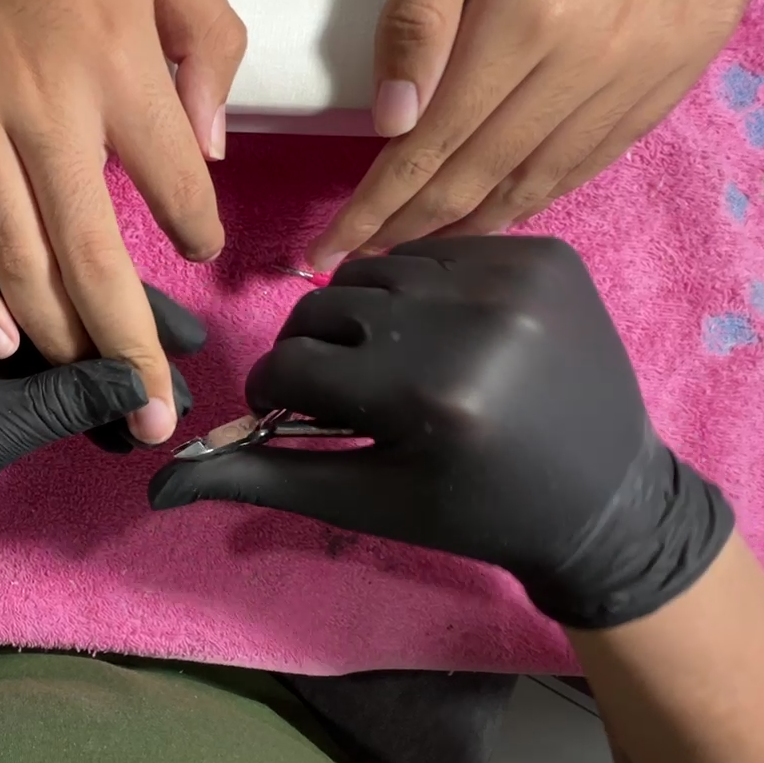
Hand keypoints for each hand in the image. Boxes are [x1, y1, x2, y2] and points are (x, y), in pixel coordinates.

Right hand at [0, 0, 245, 443]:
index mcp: (115, 61)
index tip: (203, 259)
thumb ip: (202, 47)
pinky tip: (0, 339)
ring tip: (84, 383)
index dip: (198, 235)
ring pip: (20, 262)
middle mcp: (44, 109)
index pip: (175, 186)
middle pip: (95, 260)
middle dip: (129, 352)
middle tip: (152, 415)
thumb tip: (207, 150)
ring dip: (58, 336)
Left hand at [0, 281, 205, 631]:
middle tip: (177, 391)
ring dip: (99, 392)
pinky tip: (109, 432)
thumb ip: (65, 400)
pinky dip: (69, 413)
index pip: (57, 289)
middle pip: (59, 327)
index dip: (124, 314)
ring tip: (153, 419)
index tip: (184, 339)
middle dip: (120, 360)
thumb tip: (146, 379)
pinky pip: (31, 398)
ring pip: (49, 368)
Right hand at [150, 236, 731, 628]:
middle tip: (339, 387)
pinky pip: (429, 252)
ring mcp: (513, 277)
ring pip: (369, 272)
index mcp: (423, 396)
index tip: (293, 411)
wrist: (603, 501)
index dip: (274, 389)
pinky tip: (436, 333)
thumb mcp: (357, 501)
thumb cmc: (464, 510)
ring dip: (358, 317)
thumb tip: (160, 486)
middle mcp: (469, 323)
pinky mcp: (543, 252)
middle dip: (312, 351)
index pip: (289, 363)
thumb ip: (256, 477)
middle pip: (322, 307)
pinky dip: (413, 290)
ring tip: (386, 359)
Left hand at [307, 0, 760, 271]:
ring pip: (538, 180)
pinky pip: (602, 153)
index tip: (326, 254)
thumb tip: (391, 124)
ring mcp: (652, 59)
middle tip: (364, 259)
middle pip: (474, 180)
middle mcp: (594, 58)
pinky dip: (542, 193)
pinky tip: (504, 209)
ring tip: (423, 251)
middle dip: (407, 230)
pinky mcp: (692, 51)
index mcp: (526, 22)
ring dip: (471, 225)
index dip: (370, 214)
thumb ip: (422, 12)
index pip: (423, 154)